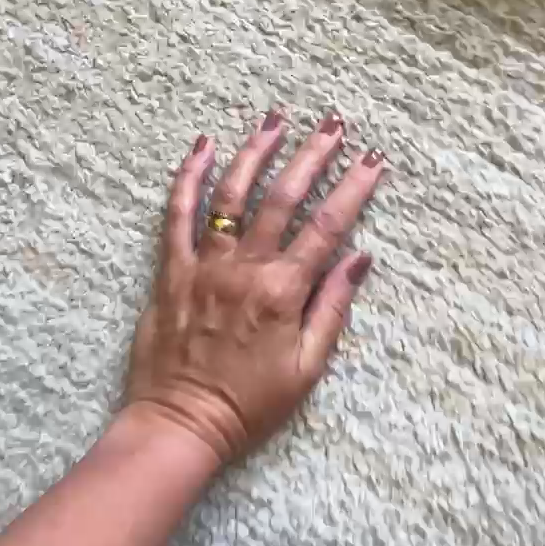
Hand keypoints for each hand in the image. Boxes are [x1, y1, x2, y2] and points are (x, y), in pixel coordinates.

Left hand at [121, 111, 385, 464]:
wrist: (180, 425)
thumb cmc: (249, 405)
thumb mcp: (307, 367)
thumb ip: (332, 308)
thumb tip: (361, 258)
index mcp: (283, 292)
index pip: (328, 227)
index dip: (355, 189)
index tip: (373, 160)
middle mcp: (245, 269)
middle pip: (284, 198)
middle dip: (313, 156)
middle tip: (333, 124)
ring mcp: (204, 266)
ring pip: (231, 196)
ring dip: (256, 153)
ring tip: (276, 120)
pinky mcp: (171, 270)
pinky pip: (177, 216)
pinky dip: (189, 178)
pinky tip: (202, 146)